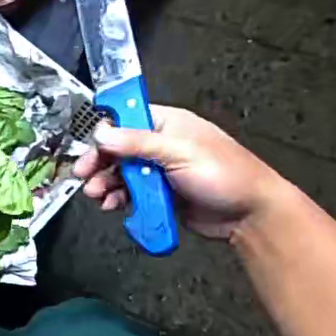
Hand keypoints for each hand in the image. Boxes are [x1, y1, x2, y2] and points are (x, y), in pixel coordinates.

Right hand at [72, 106, 290, 239]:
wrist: (249, 215)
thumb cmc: (227, 174)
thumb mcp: (179, 152)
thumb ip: (137, 142)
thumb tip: (102, 133)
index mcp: (166, 124)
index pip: (124, 120)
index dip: (105, 133)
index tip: (91, 149)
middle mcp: (160, 144)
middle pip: (117, 149)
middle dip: (99, 163)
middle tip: (86, 177)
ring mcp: (158, 170)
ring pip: (121, 173)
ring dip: (106, 183)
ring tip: (98, 196)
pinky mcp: (159, 193)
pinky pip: (130, 193)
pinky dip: (118, 199)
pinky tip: (112, 205)